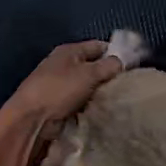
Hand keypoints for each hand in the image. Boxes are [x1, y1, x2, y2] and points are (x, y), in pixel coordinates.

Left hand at [0, 40, 125, 141]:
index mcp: (68, 51)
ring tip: (120, 100)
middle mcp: (64, 66)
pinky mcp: (60, 105)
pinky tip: (105, 111)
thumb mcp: (88, 74)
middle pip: (93, 67)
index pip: (98, 46)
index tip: (134, 64)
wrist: (31, 119)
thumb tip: (121, 62)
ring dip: (101, 93)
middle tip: (129, 86)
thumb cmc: (59, 90)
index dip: (116, 52)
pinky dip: (91, 106)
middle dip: (110, 76)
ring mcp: (61, 86)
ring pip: (89, 87)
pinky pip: (82, 102)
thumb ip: (108, 66)